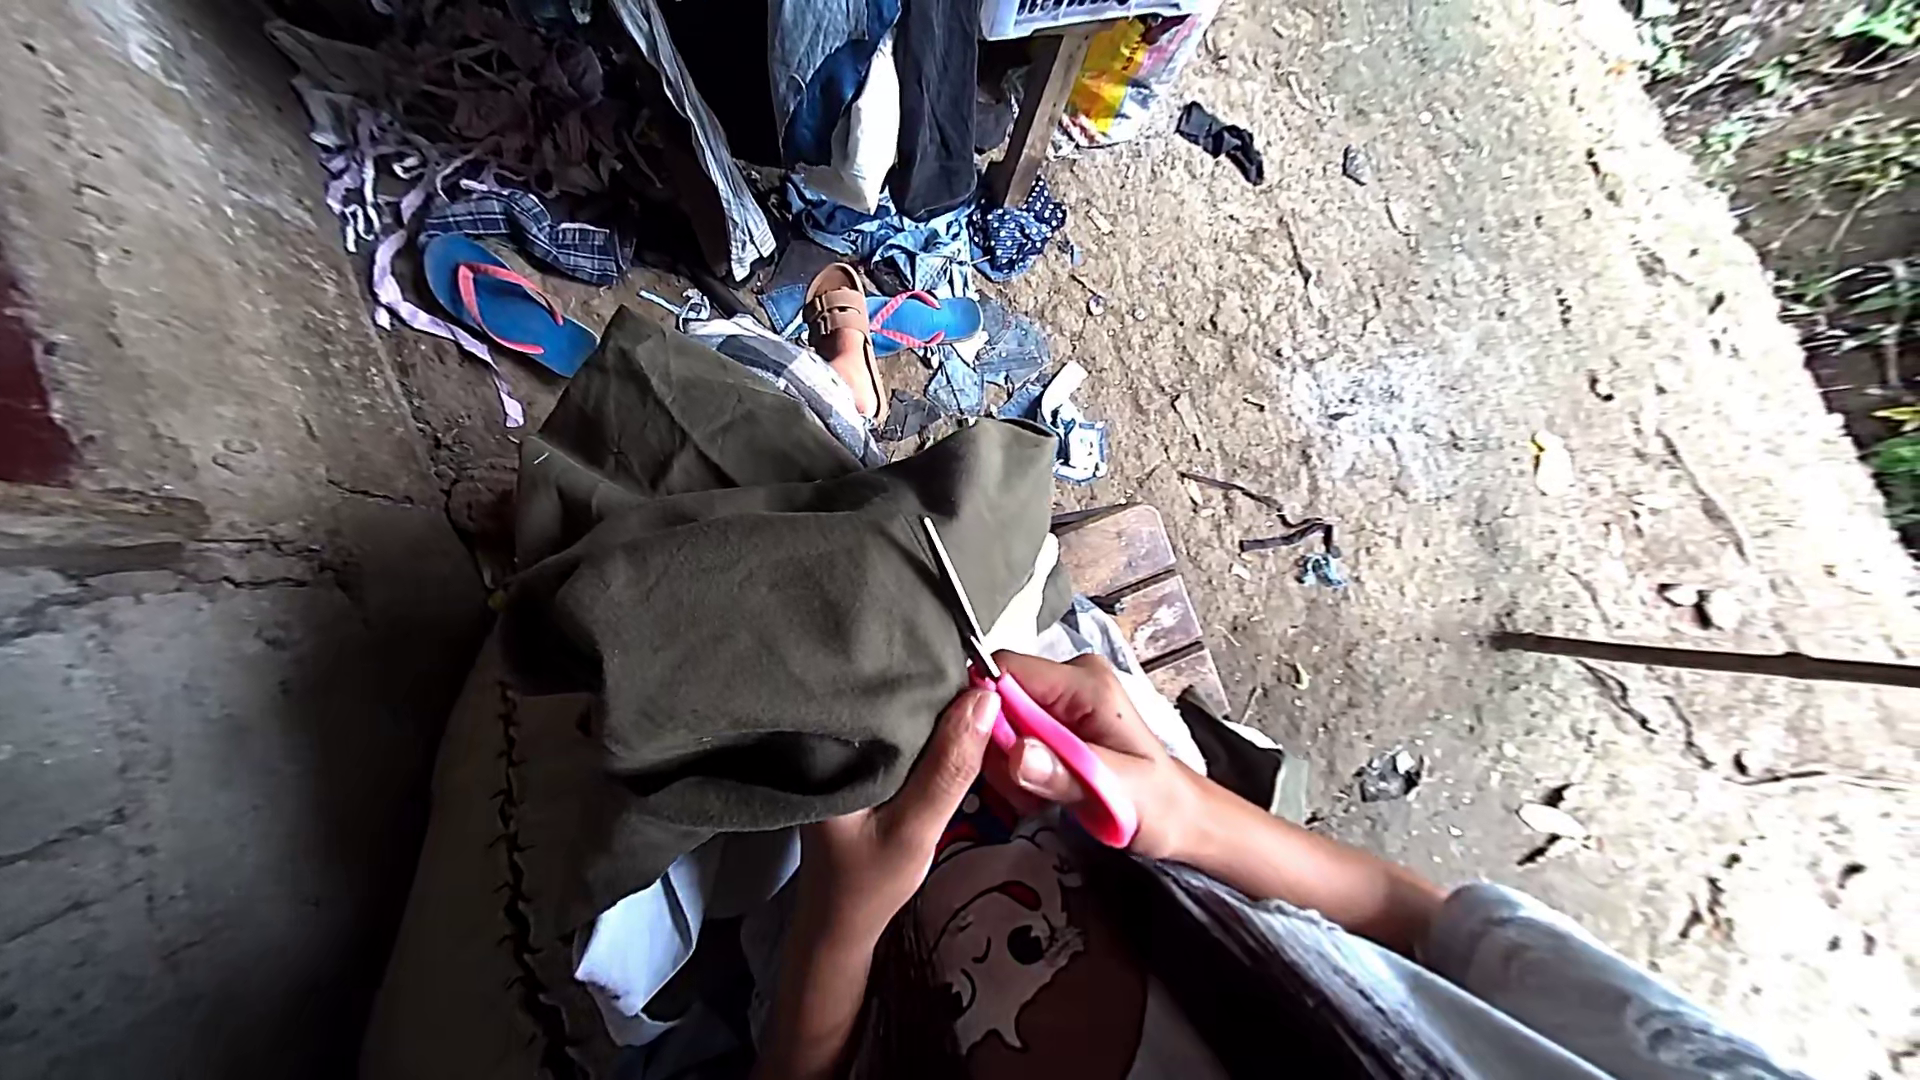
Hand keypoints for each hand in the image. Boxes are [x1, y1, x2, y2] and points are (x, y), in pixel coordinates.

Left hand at [792, 687, 997, 947]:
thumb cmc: (869, 883)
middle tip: (981, 675)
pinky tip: (949, 724)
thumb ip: (949, 769)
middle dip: (933, 684)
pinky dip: (924, 727)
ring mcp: (844, 746)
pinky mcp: (859, 759)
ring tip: (972, 693)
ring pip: (896, 709)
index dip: (928, 669)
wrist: (839, 924)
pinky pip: (898, 729)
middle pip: (889, 690)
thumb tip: (986, 699)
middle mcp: (832, 734)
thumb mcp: (915, 829)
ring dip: (932, 706)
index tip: (973, 665)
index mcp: (830, 742)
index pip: (882, 683)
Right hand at [984, 652, 1204, 859]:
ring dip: (1006, 763)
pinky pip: (1011, 732)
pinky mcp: (1053, 716)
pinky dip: (1015, 765)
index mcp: (1086, 682)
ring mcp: (1060, 696)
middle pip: (997, 695)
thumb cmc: (1161, 804)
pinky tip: (1039, 787)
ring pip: (998, 718)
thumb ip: (1065, 774)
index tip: (997, 757)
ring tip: (1037, 794)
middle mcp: (1069, 678)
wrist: (1180, 815)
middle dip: (998, 746)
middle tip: (1024, 789)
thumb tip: (1016, 752)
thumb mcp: (1120, 794)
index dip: (987, 710)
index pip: (1006, 669)